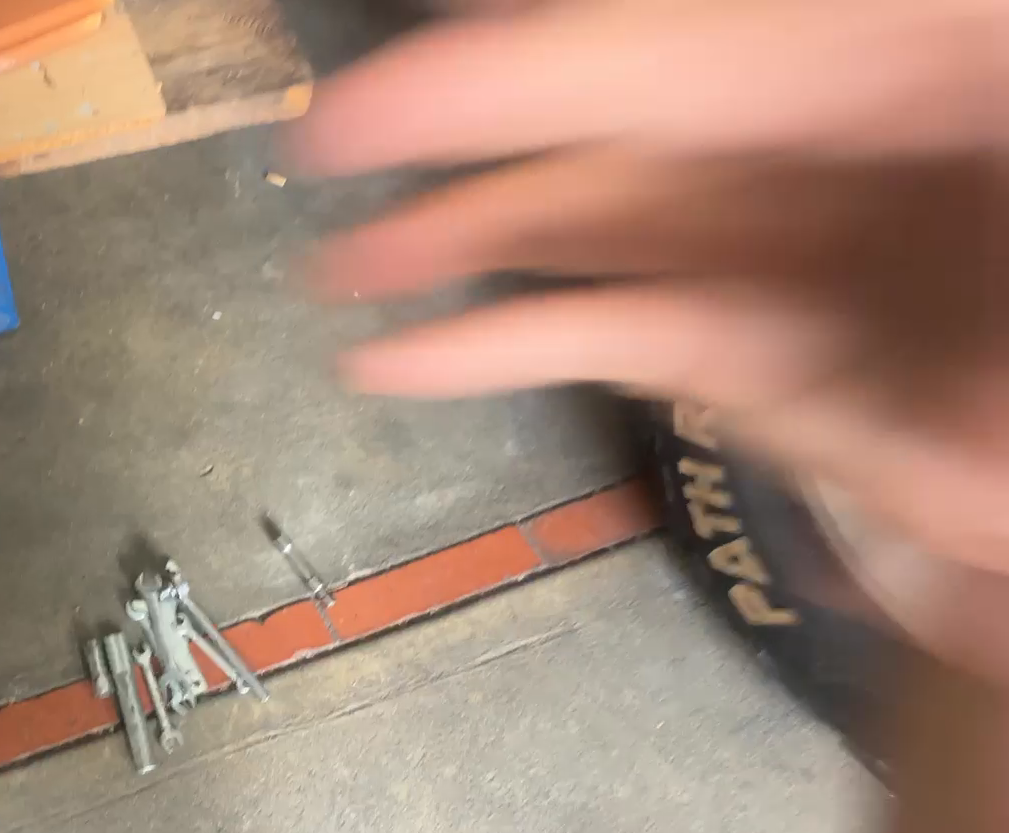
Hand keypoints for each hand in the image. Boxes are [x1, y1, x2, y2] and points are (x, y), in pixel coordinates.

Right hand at [291, 0, 1008, 669]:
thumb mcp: (993, 136)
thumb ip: (892, 107)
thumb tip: (824, 42)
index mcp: (916, 54)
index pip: (686, 38)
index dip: (516, 65)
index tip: (382, 83)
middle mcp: (832, 136)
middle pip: (613, 120)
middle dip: (458, 137)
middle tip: (321, 147)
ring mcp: (778, 248)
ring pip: (582, 228)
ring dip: (448, 247)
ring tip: (336, 268)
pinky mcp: (736, 351)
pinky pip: (595, 338)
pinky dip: (487, 354)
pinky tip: (388, 364)